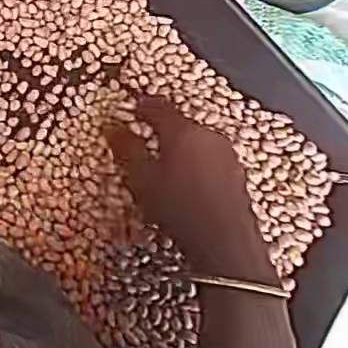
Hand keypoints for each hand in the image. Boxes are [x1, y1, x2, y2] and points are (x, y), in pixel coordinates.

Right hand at [106, 97, 274, 283]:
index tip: (131, 107)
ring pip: (195, 140)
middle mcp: (208, 136)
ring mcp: (226, 155)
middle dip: (160, 127)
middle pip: (180, 123)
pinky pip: (208, 157)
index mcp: (183, 131)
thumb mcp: (142, 178)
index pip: (159, 107)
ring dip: (178, 145)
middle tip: (142, 133)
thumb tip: (112, 128)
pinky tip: (184, 179)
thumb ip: (126, 148)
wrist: (225, 242)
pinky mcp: (235, 174)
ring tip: (161, 160)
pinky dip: (193, 161)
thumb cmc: (179, 207)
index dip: (142, 105)